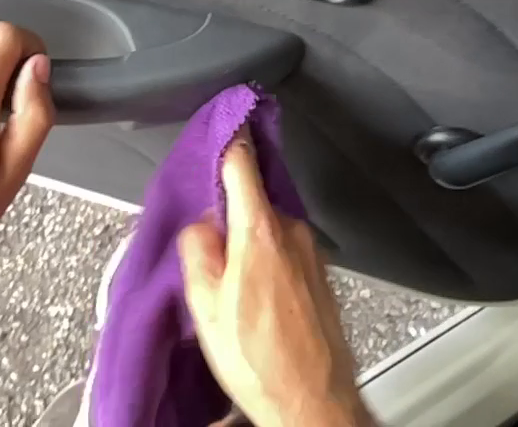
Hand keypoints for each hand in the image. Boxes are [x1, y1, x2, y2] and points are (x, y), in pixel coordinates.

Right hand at [179, 139, 371, 426]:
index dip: (230, 137)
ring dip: (250, 239)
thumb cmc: (262, 360)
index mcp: (259, 230)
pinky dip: (269, 257)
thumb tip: (201, 227)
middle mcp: (291, 231)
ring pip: (269, 224)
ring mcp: (311, 251)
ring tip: (236, 287)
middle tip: (212, 247)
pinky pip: (286, 246)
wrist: (314, 406)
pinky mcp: (321, 273)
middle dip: (230, 212)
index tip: (226, 120)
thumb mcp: (206, 304)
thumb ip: (196, 249)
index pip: (242, 162)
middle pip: (253, 196)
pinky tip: (259, 298)